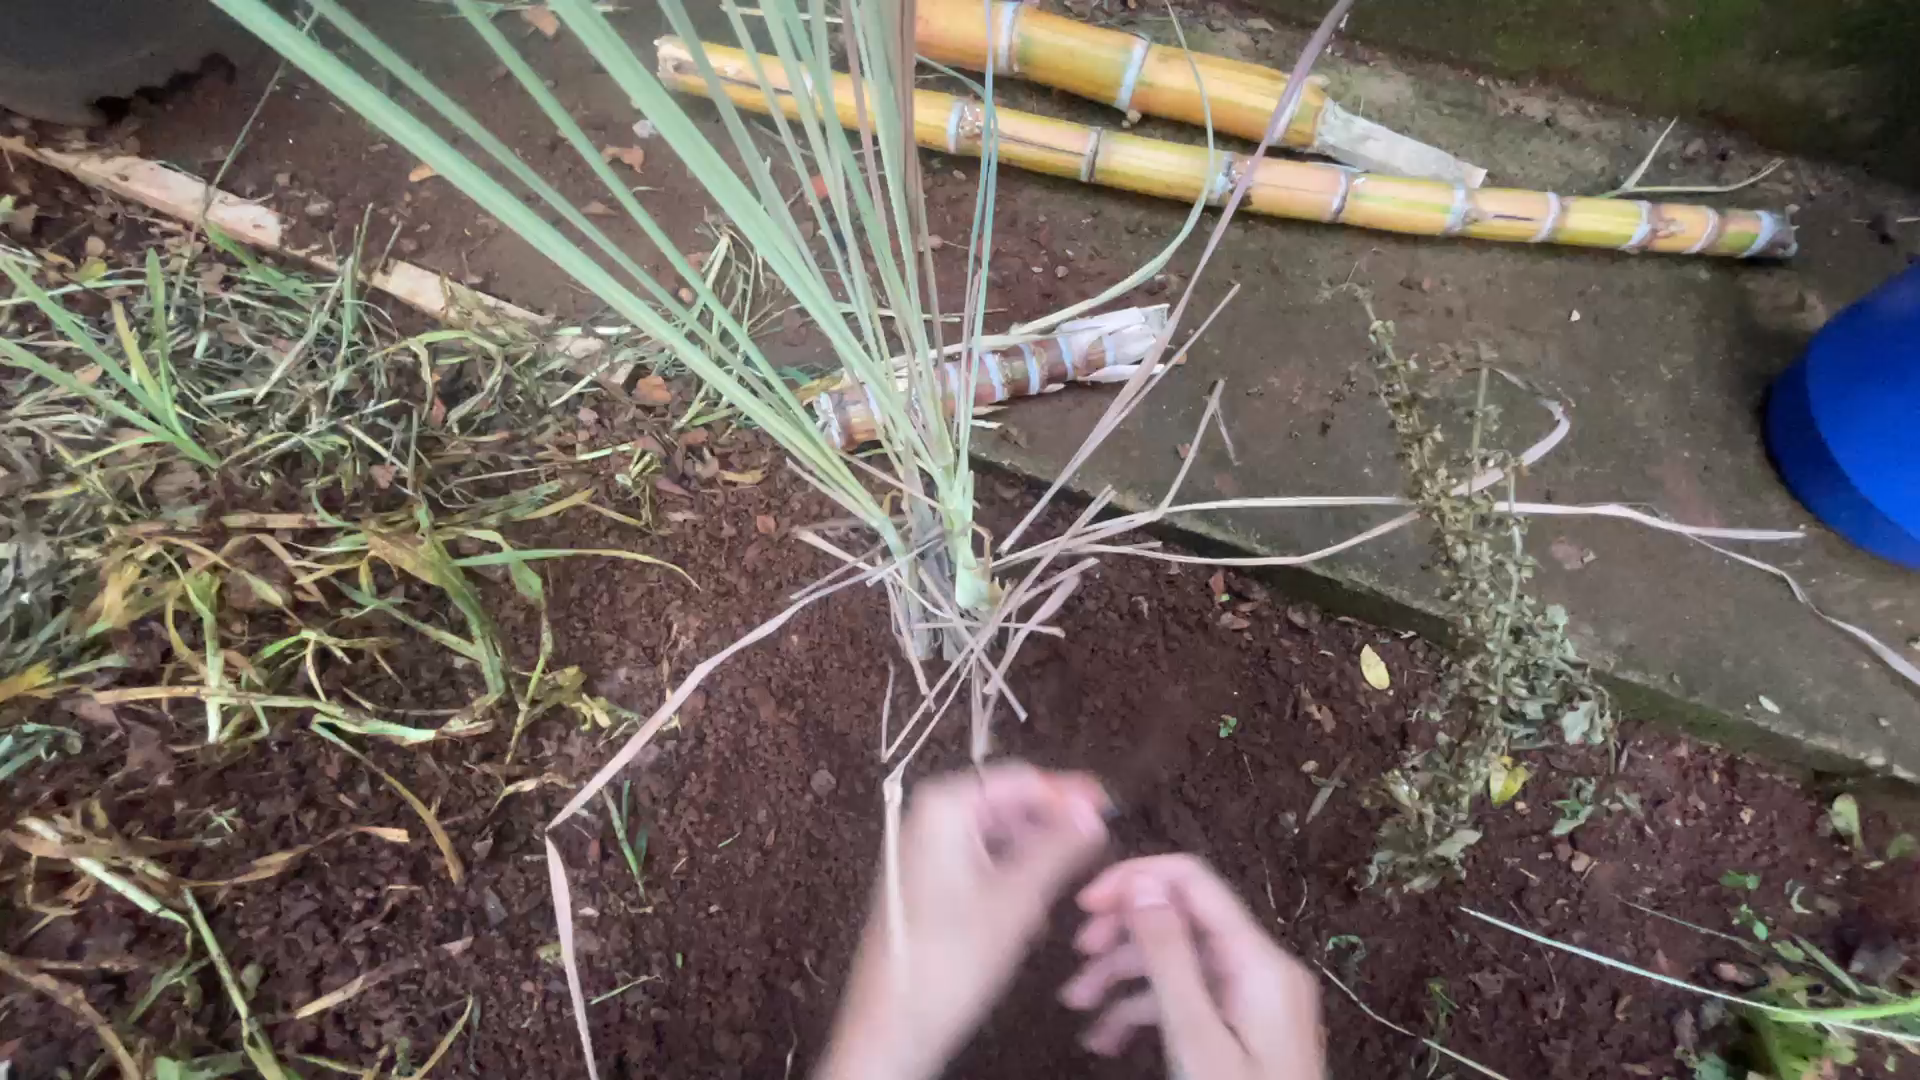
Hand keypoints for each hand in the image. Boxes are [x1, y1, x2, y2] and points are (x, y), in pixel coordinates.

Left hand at [816, 762, 1110, 1079]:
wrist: (892, 1027)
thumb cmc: (946, 962)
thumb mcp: (1017, 898)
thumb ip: (1059, 847)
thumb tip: (1091, 811)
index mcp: (945, 806)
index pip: (1020, 779)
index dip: (1065, 793)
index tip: (1104, 805)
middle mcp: (930, 816)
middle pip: (1008, 805)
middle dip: (1049, 829)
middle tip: (1092, 847)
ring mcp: (926, 847)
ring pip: (998, 836)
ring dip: (1033, 858)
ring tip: (1062, 887)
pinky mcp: (928, 878)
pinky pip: (982, 860)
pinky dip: (1011, 878)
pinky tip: (1032, 911)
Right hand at [1061, 854, 1324, 1077]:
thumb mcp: (1196, 1041)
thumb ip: (1170, 956)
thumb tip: (1142, 881)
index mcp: (1257, 959)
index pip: (1190, 881)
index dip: (1134, 879)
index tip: (1085, 905)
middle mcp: (1256, 965)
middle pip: (1179, 919)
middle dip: (1122, 932)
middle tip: (1077, 954)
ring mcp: (1248, 997)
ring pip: (1175, 960)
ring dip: (1122, 975)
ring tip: (1076, 1003)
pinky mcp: (1238, 1026)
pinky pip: (1185, 998)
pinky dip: (1142, 1009)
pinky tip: (1104, 1038)